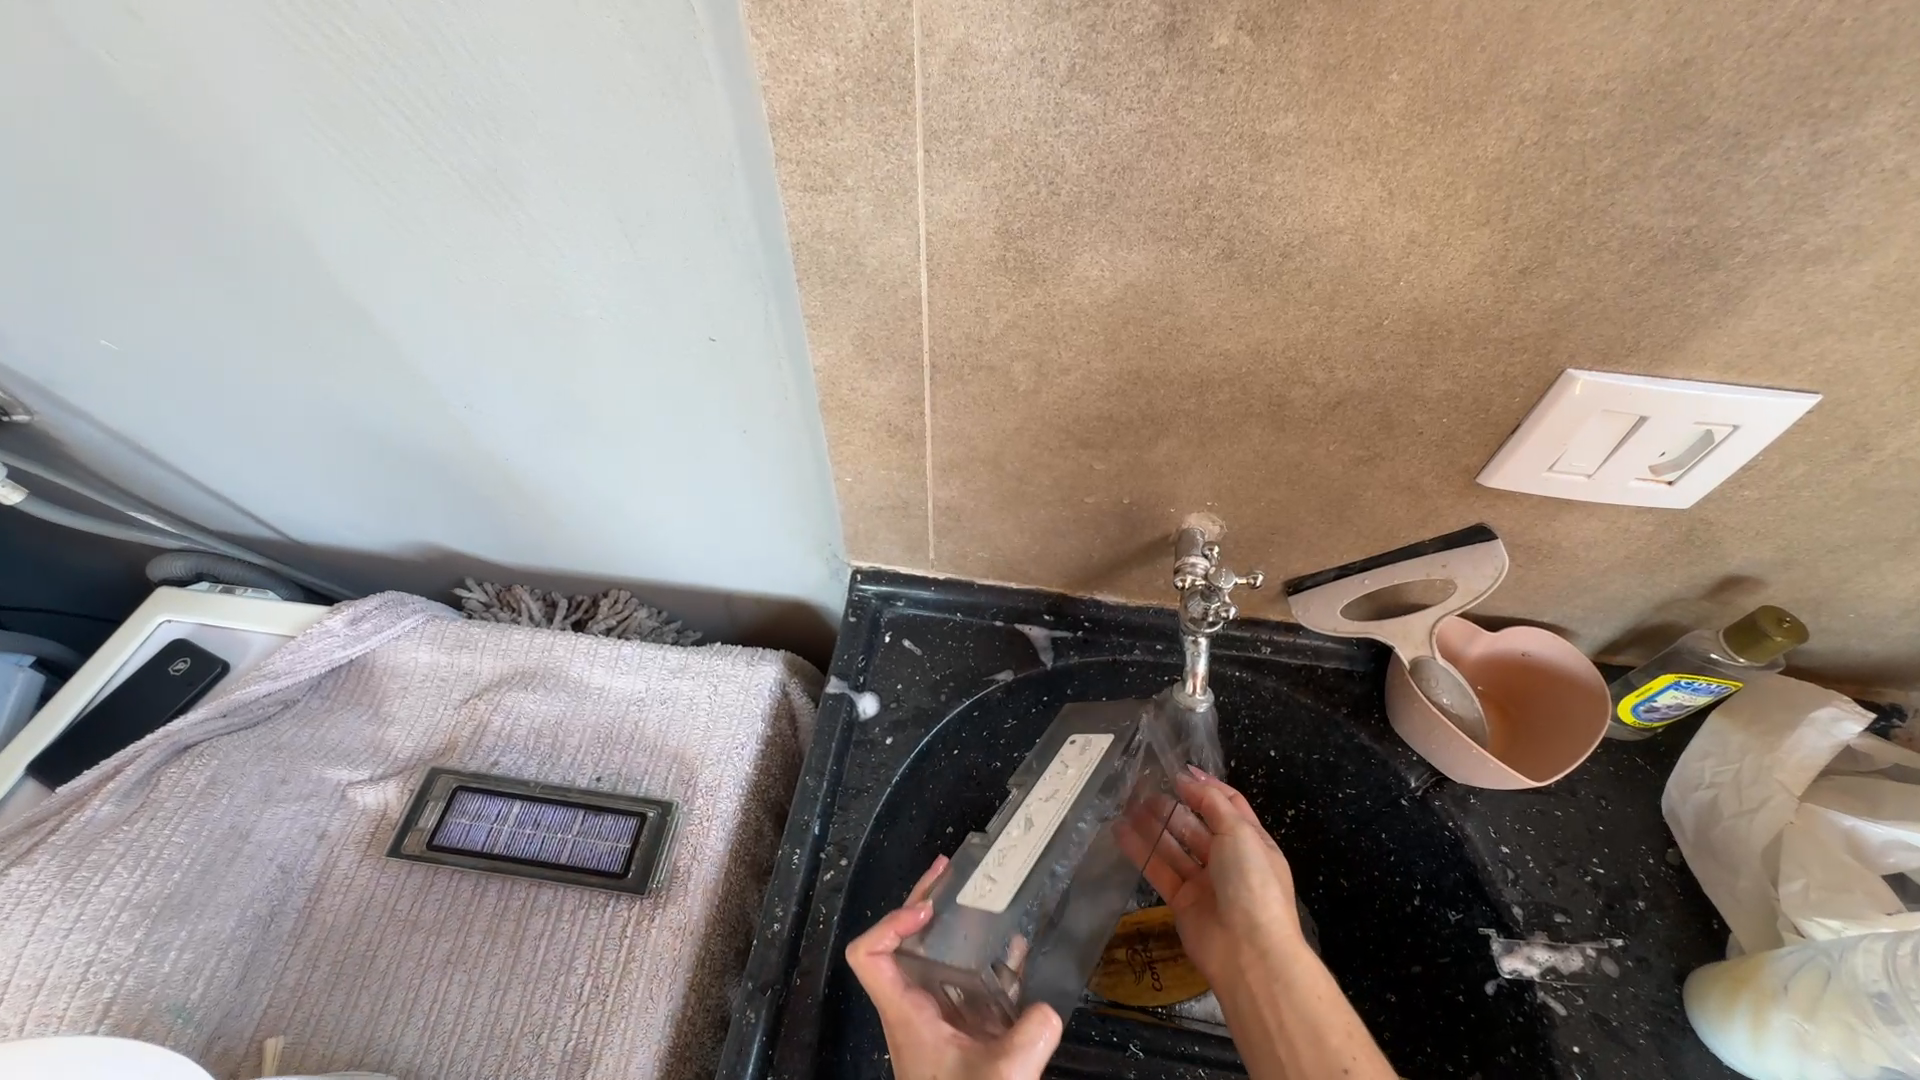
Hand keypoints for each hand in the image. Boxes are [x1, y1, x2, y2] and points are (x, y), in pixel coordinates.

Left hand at [845, 856, 1064, 1079]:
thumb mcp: (1003, 1076)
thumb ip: (1029, 1038)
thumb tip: (1046, 1008)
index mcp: (905, 1013)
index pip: (868, 955)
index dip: (889, 923)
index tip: (928, 913)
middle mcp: (912, 1008)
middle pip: (899, 942)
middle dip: (922, 902)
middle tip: (950, 870)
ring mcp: (933, 1017)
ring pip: (929, 957)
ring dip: (950, 924)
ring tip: (976, 892)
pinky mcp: (957, 1030)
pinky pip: (961, 980)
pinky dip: (980, 956)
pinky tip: (1011, 945)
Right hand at [1116, 765, 1304, 985]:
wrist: (1250, 952)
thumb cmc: (1252, 883)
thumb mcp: (1239, 832)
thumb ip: (1212, 802)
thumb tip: (1187, 778)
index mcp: (1251, 841)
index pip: (1228, 805)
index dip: (1205, 787)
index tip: (1178, 772)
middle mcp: (1228, 860)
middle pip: (1196, 825)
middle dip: (1173, 806)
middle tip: (1142, 788)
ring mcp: (1205, 882)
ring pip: (1175, 846)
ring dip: (1153, 825)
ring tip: (1127, 804)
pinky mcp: (1182, 901)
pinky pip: (1159, 869)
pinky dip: (1140, 851)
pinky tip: (1120, 832)